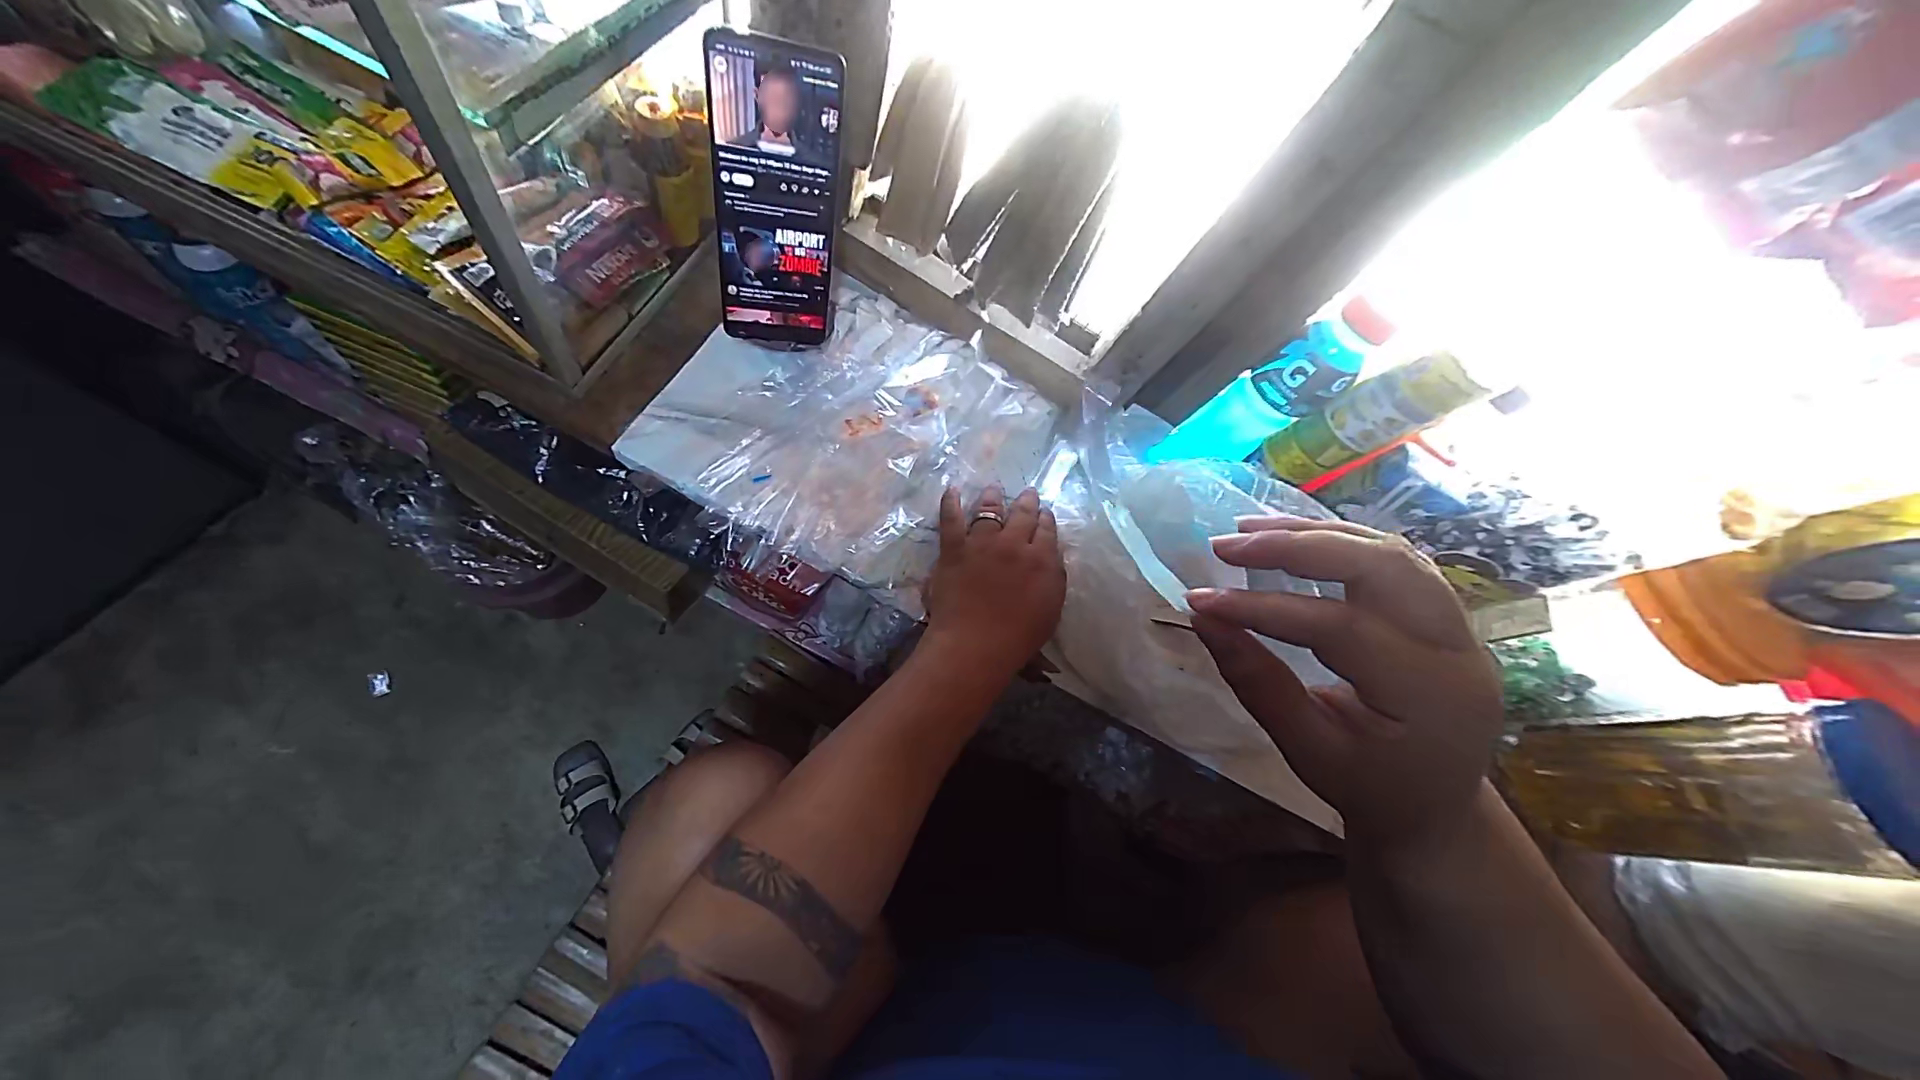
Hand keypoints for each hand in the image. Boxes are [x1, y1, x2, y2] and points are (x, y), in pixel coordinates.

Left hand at [924, 485, 1066, 676]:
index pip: (1047, 530)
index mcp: (1042, 560)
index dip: (1046, 519)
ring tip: (994, 489)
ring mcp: (983, 543)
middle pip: (1023, 514)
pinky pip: (951, 518)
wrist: (976, 642)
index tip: (1045, 513)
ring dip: (993, 497)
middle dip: (1027, 501)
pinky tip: (951, 490)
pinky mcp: (954, 548)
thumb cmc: (1018, 637)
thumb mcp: (1051, 609)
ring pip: (989, 510)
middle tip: (1028, 493)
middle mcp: (1014, 543)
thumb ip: (1053, 578)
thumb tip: (1051, 559)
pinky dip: (950, 502)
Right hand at [1186, 518, 1501, 853]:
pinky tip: (1294, 540)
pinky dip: (1339, 542)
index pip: (1340, 627)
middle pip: (1382, 565)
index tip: (1201, 601)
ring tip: (1250, 531)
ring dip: (1317, 533)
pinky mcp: (1446, 615)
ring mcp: (1460, 626)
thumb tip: (1203, 620)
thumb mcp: (1307, 750)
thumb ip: (1258, 683)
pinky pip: (1395, 560)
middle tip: (1226, 545)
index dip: (1264, 608)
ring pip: (1392, 551)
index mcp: (1429, 695)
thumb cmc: (1369, 788)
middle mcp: (1457, 648)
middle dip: (1297, 545)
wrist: (1436, 809)